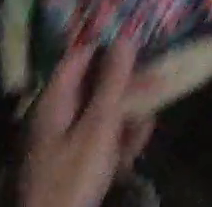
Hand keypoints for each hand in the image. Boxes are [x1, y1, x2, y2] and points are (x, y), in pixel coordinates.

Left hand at [17, 39, 156, 206]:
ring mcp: (61, 139)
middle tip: (158, 82)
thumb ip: (112, 81)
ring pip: (102, 111)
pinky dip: (117, 139)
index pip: (79, 56)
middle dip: (128, 85)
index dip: (108, 44)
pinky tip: (131, 151)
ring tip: (144, 128)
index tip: (140, 37)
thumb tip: (125, 38)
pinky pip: (99, 137)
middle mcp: (54, 114)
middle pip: (95, 84)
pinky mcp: (70, 160)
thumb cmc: (73, 174)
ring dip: (127, 116)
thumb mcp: (99, 124)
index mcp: (53, 101)